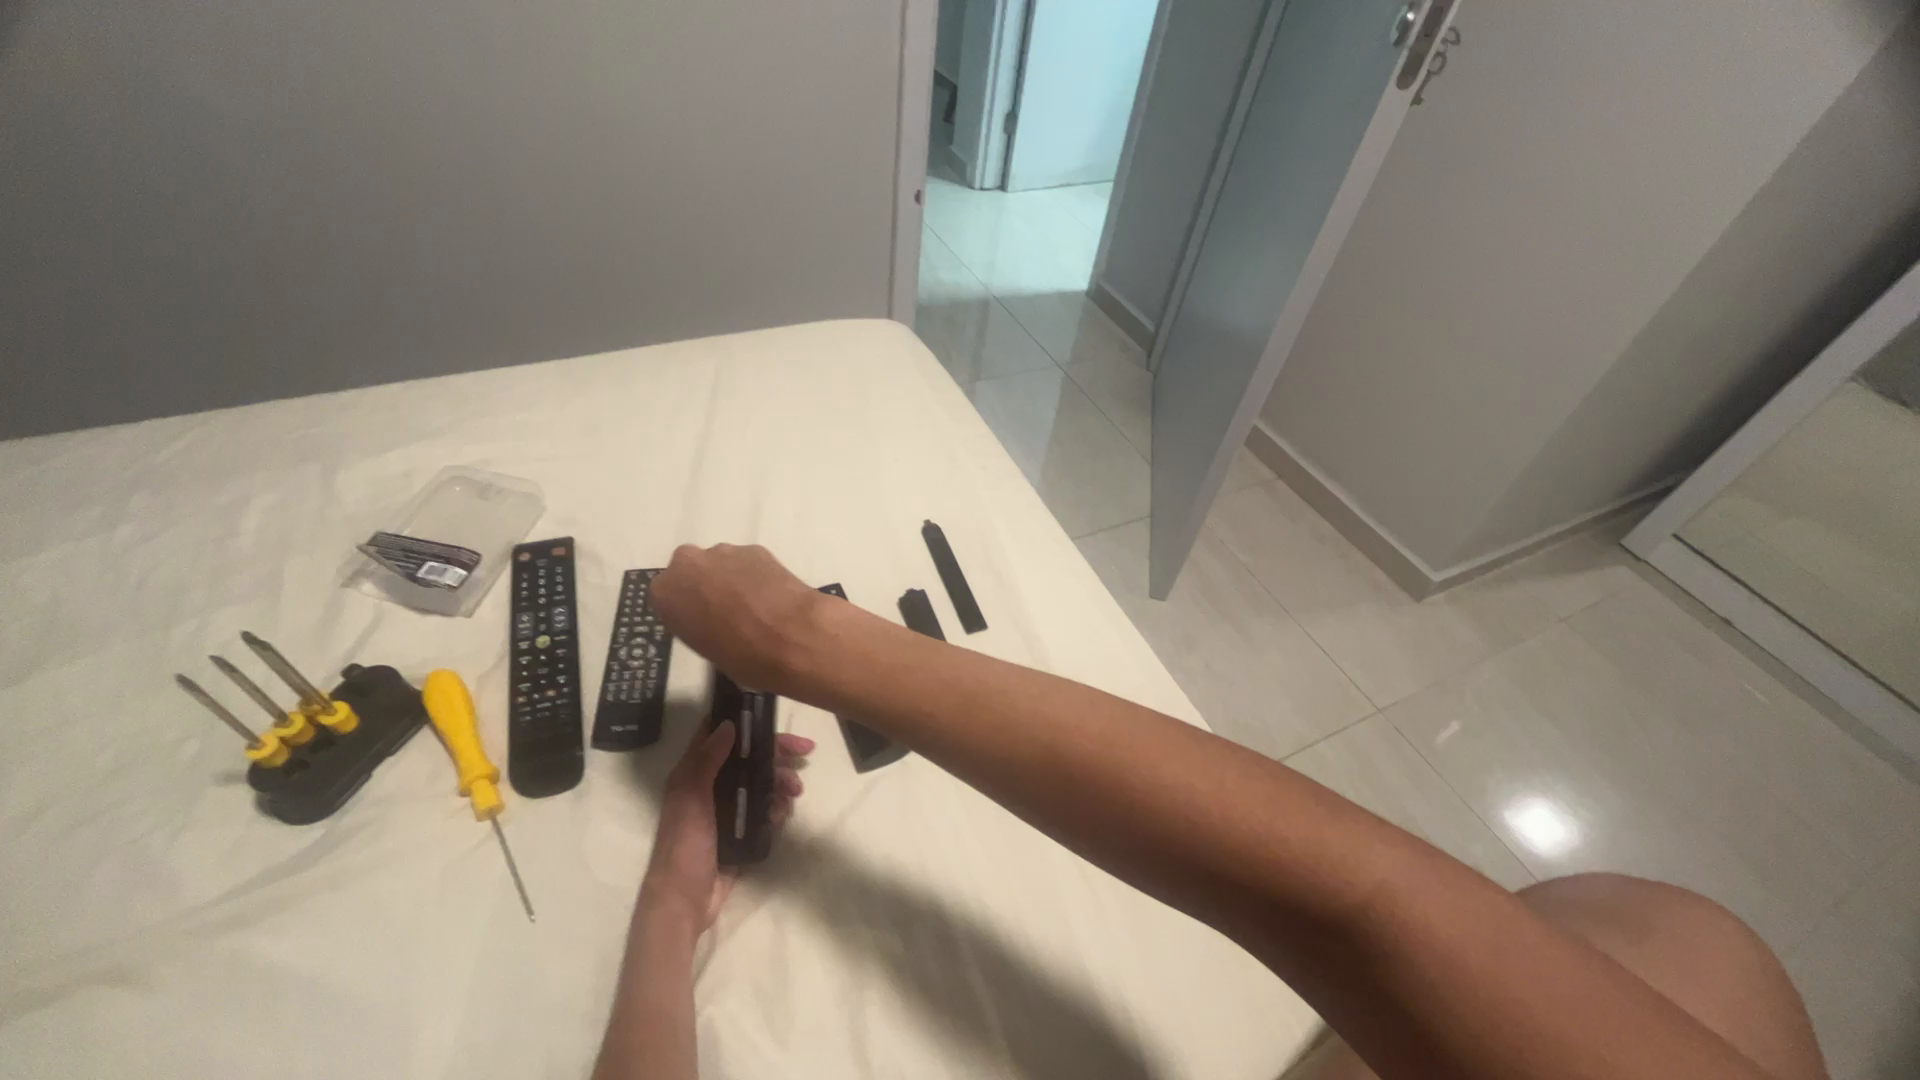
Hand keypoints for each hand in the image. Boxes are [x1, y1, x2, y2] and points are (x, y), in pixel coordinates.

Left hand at [638, 719, 813, 933]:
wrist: (684, 902)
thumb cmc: (684, 845)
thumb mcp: (691, 797)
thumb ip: (706, 761)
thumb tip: (729, 724)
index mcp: (695, 774)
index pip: (722, 736)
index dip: (747, 724)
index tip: (774, 720)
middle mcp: (712, 787)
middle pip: (749, 759)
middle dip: (777, 755)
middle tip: (805, 753)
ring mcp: (728, 809)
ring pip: (761, 783)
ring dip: (780, 782)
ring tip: (794, 792)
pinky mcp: (742, 831)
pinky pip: (765, 811)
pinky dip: (777, 808)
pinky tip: (782, 814)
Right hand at [651, 544, 829, 696]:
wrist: (789, 636)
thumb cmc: (740, 656)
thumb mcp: (705, 650)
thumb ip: (700, 625)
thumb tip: (714, 623)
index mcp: (664, 593)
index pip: (668, 596)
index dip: (686, 608)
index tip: (700, 621)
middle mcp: (687, 564)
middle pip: (692, 571)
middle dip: (705, 585)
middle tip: (726, 610)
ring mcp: (722, 552)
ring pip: (721, 563)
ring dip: (732, 578)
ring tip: (755, 604)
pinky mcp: (755, 548)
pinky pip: (748, 562)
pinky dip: (756, 574)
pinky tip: (772, 595)